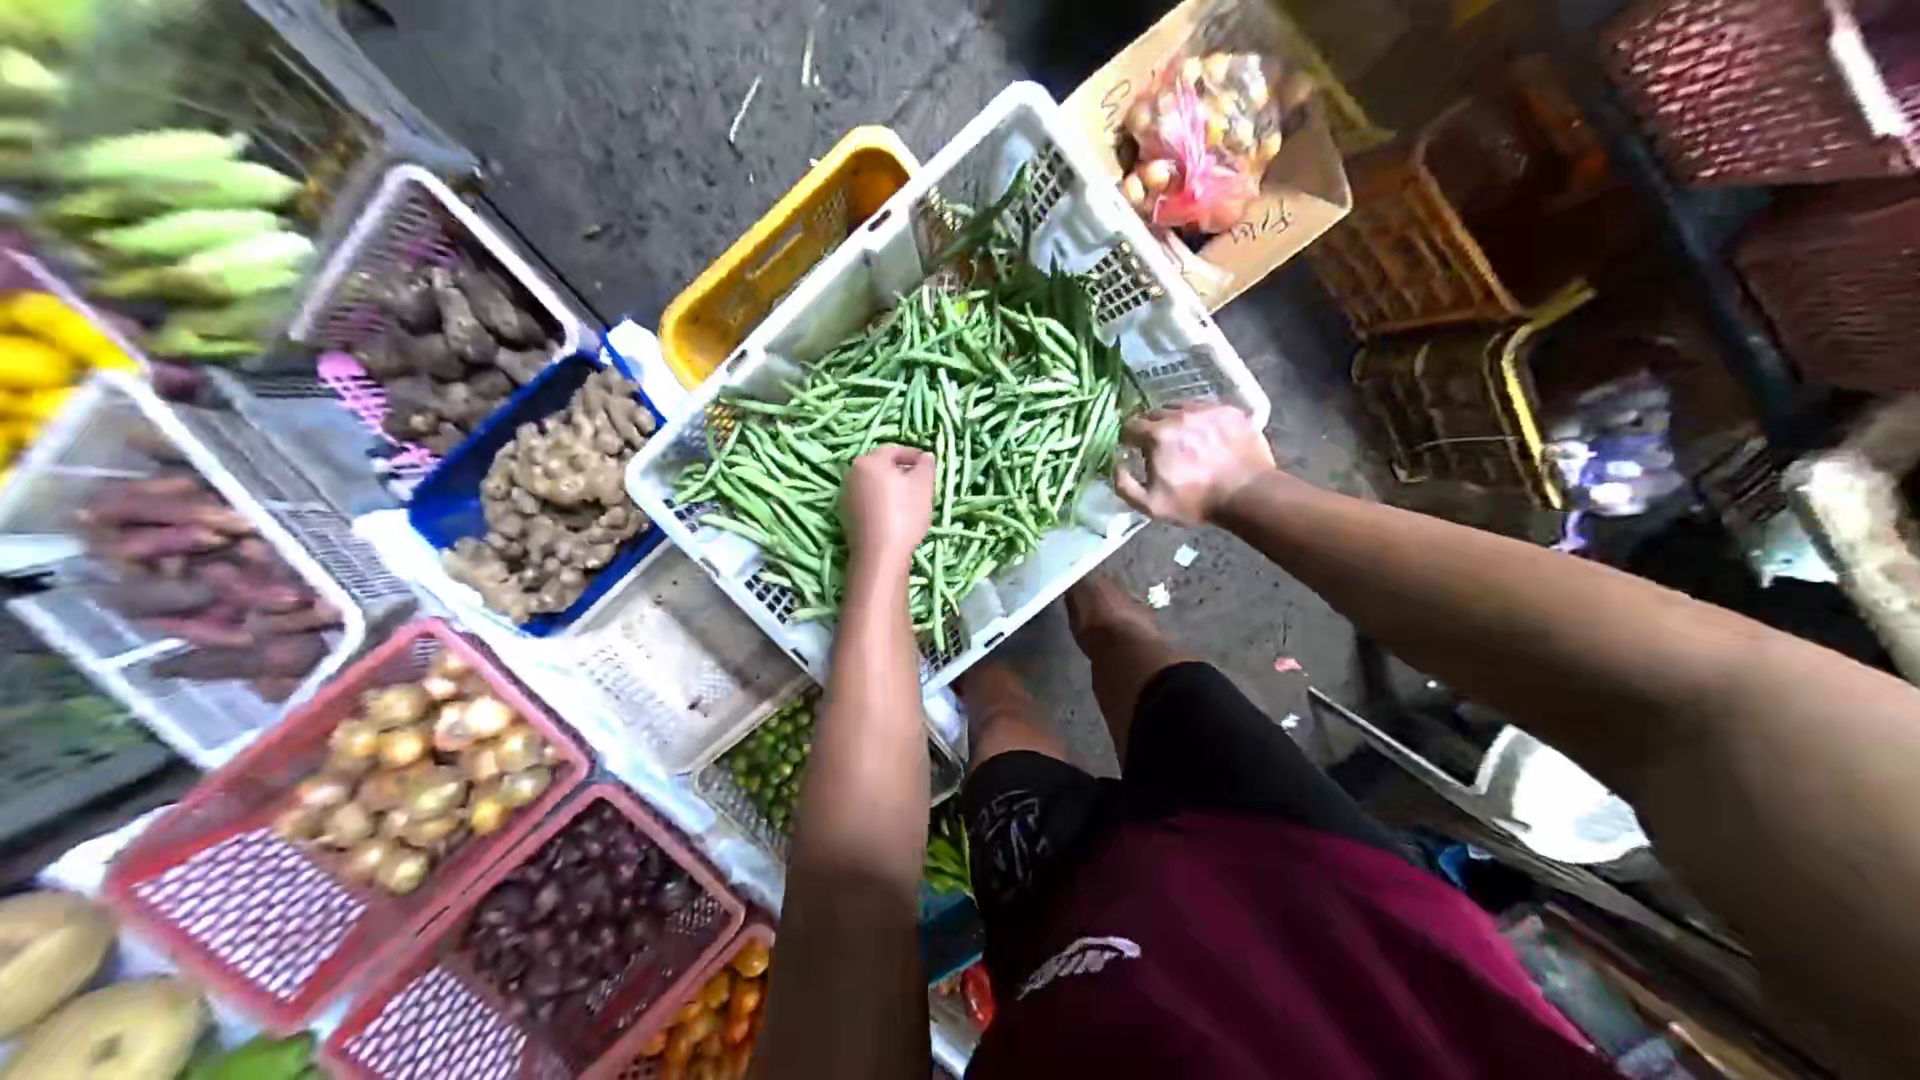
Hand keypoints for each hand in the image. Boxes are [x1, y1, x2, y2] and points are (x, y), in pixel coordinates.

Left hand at [843, 445, 934, 573]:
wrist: (879, 555)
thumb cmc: (904, 515)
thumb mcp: (923, 486)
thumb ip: (926, 465)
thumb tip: (925, 456)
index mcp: (869, 461)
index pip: (894, 450)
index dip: (914, 455)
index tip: (928, 464)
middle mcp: (852, 473)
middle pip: (881, 466)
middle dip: (901, 470)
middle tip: (920, 481)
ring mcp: (846, 495)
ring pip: (873, 483)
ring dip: (890, 486)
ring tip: (909, 498)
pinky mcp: (846, 514)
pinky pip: (867, 499)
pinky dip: (881, 500)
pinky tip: (894, 513)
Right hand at [1116, 402, 1276, 524]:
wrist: (1248, 494)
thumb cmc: (1197, 502)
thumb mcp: (1151, 505)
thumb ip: (1124, 485)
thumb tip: (1116, 464)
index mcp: (1157, 436)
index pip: (1130, 426)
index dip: (1128, 438)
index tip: (1133, 448)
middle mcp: (1179, 415)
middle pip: (1154, 413)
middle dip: (1150, 427)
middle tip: (1158, 445)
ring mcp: (1207, 409)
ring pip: (1180, 406)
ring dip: (1174, 419)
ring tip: (1181, 437)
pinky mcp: (1229, 411)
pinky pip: (1205, 407)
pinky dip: (1198, 417)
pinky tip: (1204, 434)